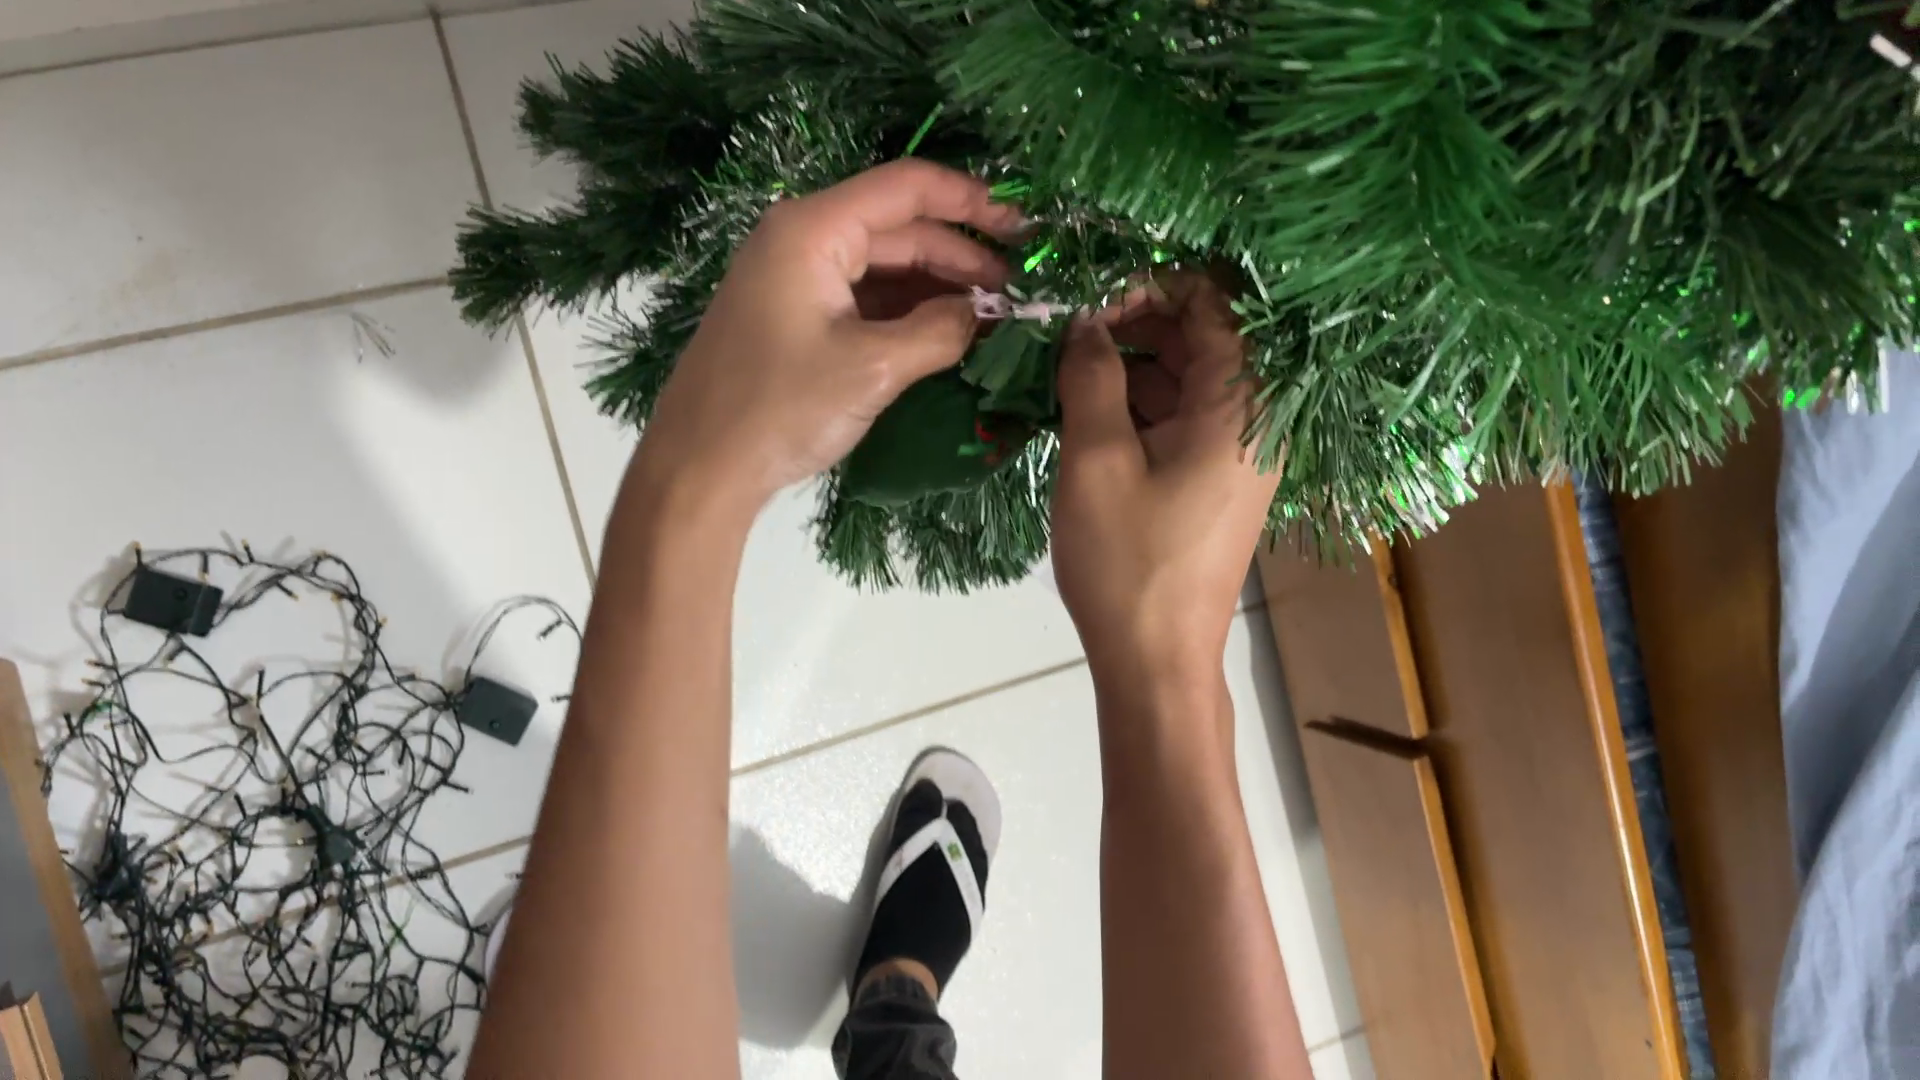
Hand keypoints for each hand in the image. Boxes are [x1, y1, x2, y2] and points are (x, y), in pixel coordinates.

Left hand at [634, 160, 1022, 513]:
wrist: (700, 467)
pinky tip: (946, 334)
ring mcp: (796, 281)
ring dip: (938, 289)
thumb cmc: (780, 407)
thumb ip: (939, 331)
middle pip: (899, 230)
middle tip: (1018, 291)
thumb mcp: (872, 368)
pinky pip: (864, 302)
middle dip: (961, 256)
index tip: (1025, 228)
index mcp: (813, 230)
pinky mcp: (796, 319)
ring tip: (993, 316)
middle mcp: (803, 240)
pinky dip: (907, 315)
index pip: (907, 189)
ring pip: (884, 269)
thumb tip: (985, 314)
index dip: (971, 202)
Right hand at [1050, 273, 1280, 685]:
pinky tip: (1085, 412)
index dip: (1147, 286)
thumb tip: (1083, 322)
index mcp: (1242, 406)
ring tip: (1064, 370)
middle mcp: (1255, 421)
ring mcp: (1238, 455)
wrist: (1155, 660)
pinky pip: (1181, 421)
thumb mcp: (1096, 460)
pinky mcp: (1216, 483)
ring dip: (1128, 367)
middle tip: (1065, 334)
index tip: (1084, 299)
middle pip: (1201, 339)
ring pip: (1186, 381)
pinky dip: (1137, 408)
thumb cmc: (1126, 560)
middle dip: (1132, 324)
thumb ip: (1091, 375)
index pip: (1210, 304)